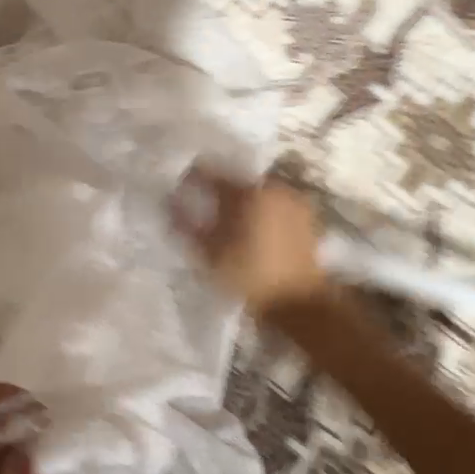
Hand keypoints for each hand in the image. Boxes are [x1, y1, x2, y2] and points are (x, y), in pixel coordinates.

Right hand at [173, 171, 327, 311]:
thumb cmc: (250, 277)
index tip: (178, 192)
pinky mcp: (306, 217)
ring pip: (255, 193)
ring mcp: (292, 200)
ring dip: (240, 204)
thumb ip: (184, 224)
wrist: (300, 302)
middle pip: (234, 181)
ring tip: (228, 226)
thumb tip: (168, 202)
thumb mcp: (208, 255)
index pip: (208, 171)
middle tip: (203, 213)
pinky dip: (260, 213)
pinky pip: (274, 206)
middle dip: (216, 194)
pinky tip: (253, 234)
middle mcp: (271, 186)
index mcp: (246, 191)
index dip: (189, 180)